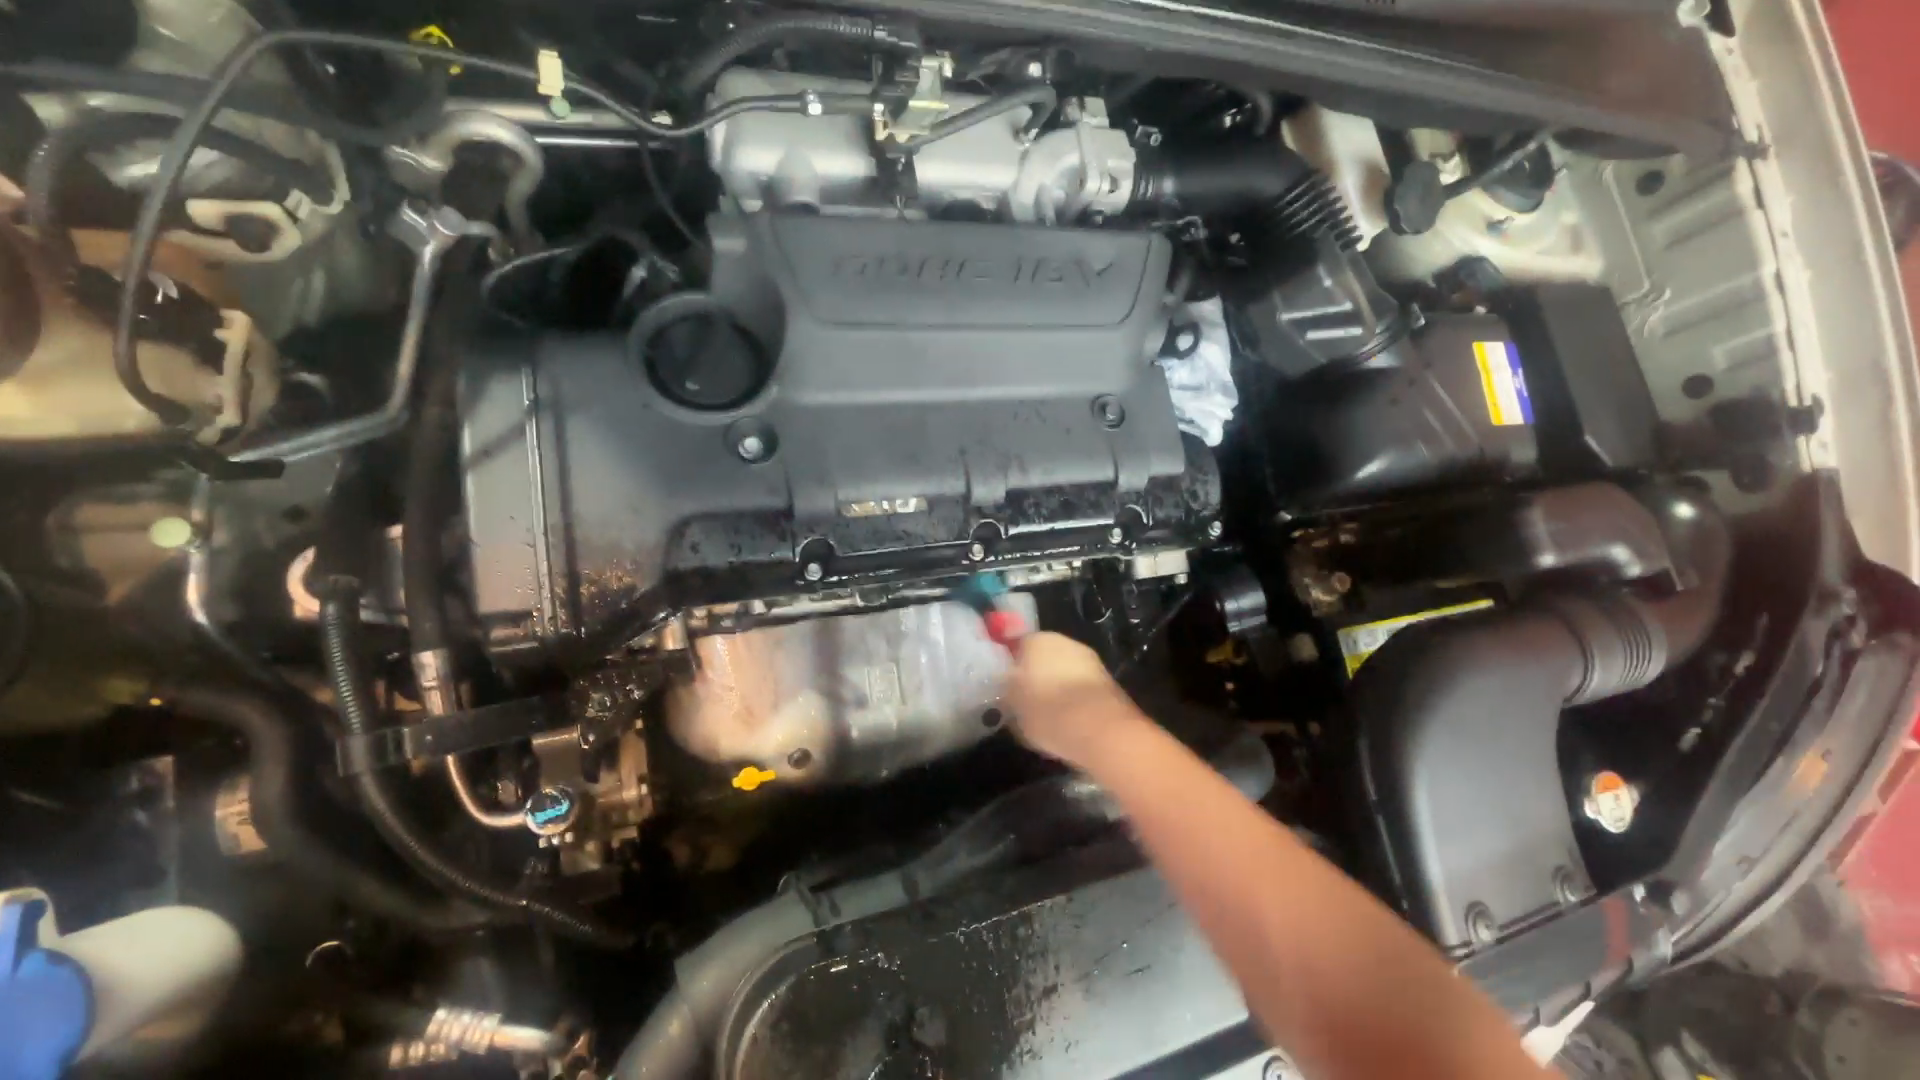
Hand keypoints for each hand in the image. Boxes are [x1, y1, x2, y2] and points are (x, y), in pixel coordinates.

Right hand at [1003, 632, 1138, 766]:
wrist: (1099, 730)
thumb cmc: (1046, 711)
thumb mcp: (1012, 706)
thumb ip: (1008, 692)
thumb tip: (1009, 690)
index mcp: (1036, 640)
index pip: (1018, 646)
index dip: (1011, 667)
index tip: (1006, 687)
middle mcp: (1065, 643)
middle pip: (1045, 658)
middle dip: (1037, 677)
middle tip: (1025, 702)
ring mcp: (1090, 662)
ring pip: (1065, 674)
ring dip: (1058, 689)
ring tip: (1047, 717)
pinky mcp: (1109, 684)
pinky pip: (1081, 691)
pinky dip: (1075, 703)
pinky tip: (1068, 723)